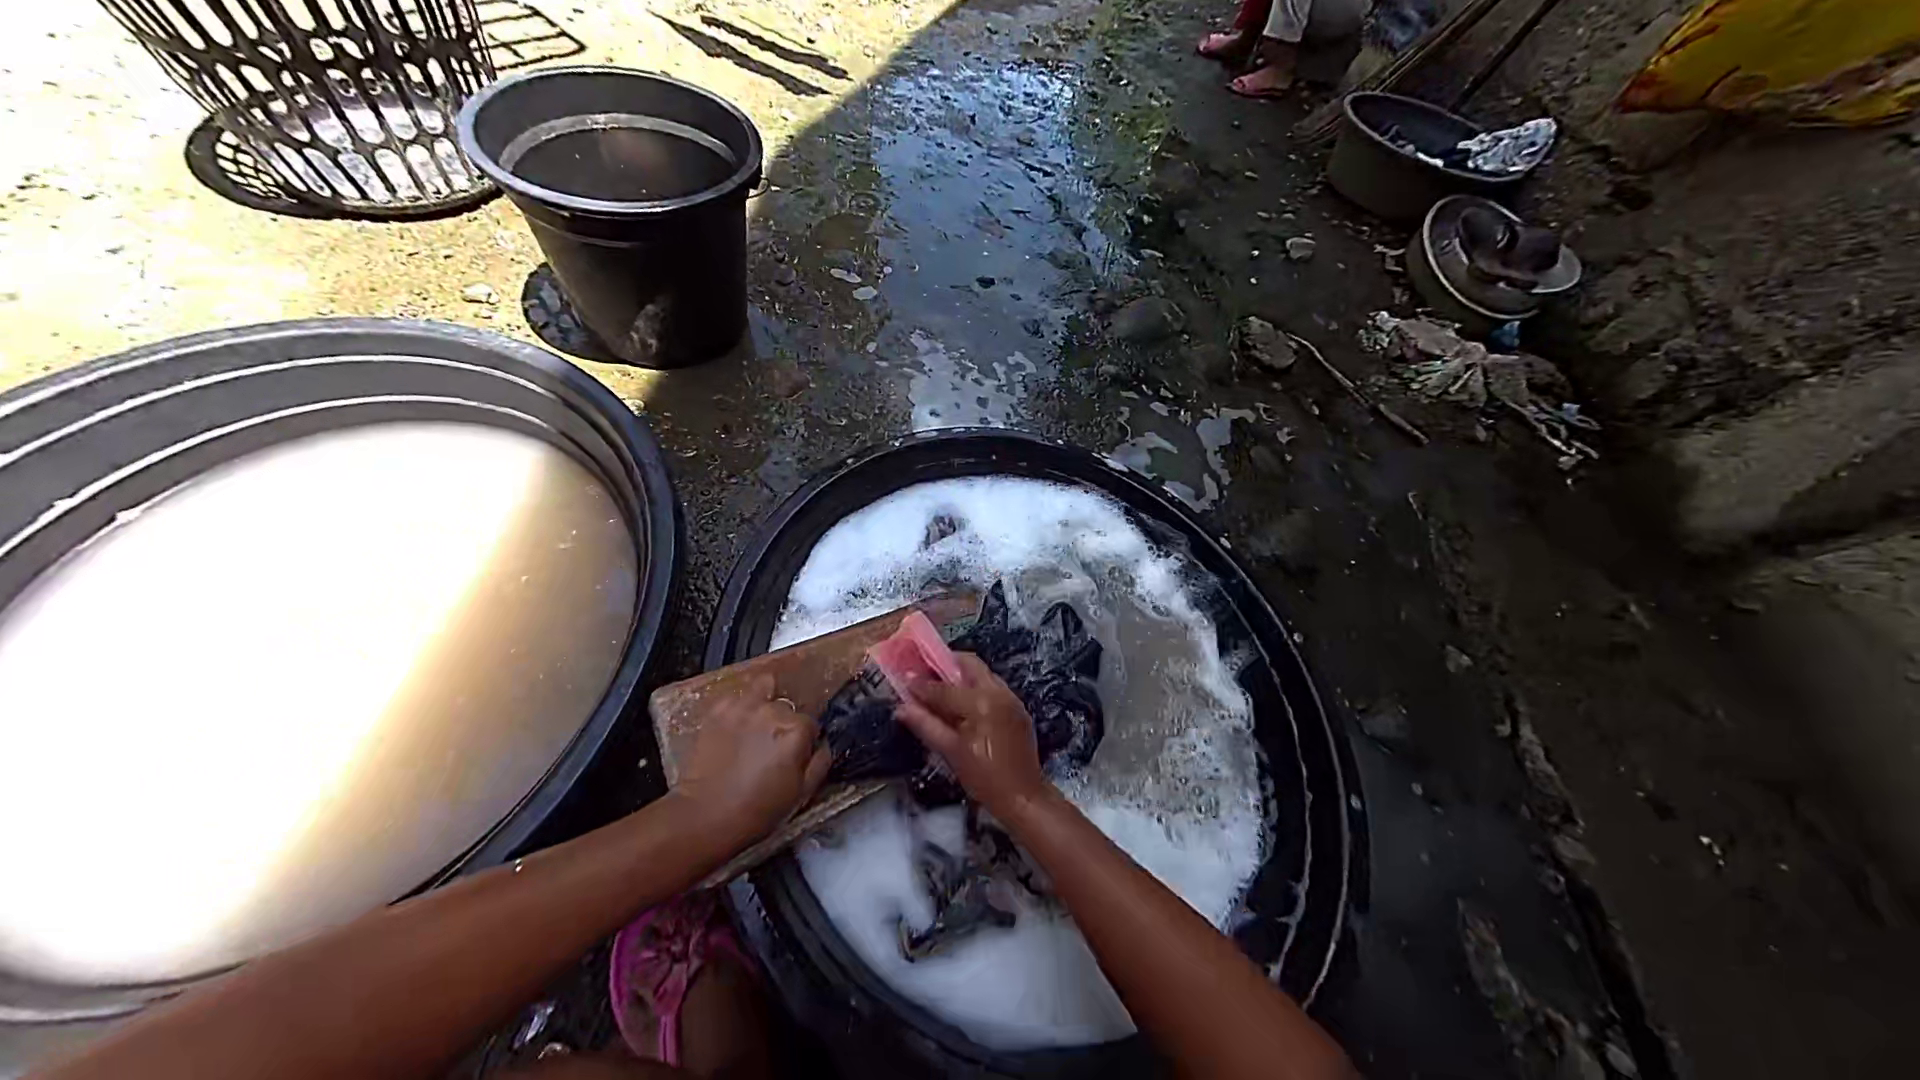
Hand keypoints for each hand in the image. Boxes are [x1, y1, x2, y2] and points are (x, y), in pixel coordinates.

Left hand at [671, 674, 829, 849]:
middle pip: (787, 708)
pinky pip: (737, 698)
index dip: (803, 741)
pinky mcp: (718, 709)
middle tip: (770, 748)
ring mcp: (744, 706)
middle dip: (782, 724)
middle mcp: (773, 710)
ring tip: (753, 730)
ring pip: (764, 690)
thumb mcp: (802, 793)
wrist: (705, 817)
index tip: (793, 756)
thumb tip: (824, 744)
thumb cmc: (758, 810)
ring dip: (763, 706)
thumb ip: (821, 762)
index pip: (810, 724)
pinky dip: (739, 708)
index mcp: (797, 730)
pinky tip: (734, 729)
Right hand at [894, 653, 1048, 816]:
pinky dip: (975, 688)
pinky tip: (962, 705)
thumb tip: (901, 708)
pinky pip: (993, 687)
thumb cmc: (984, 778)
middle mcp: (998, 692)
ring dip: (961, 676)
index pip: (943, 688)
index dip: (921, 684)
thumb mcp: (950, 752)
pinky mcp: (1018, 708)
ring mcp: (1011, 699)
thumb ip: (926, 725)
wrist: (1023, 797)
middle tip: (925, 673)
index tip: (904, 678)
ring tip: (940, 689)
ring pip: (983, 673)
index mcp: (980, 703)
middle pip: (969, 664)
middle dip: (946, 664)